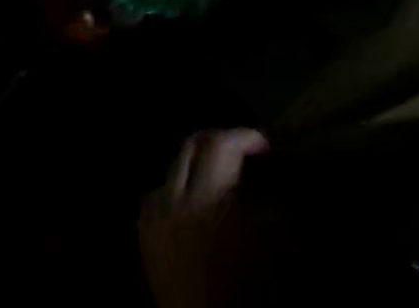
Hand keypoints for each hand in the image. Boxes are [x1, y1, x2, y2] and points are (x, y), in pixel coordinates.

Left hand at [140, 129, 271, 307]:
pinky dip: (175, 189)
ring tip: (219, 175)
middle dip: (222, 140)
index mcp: (210, 198)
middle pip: (192, 146)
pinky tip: (194, 201)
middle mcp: (176, 203)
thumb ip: (266, 188)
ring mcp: (154, 223)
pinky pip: (155, 198)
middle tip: (243, 152)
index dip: (248, 136)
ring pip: (171, 169)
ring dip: (197, 163)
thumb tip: (263, 163)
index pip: (223, 142)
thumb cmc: (249, 281)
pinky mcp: (145, 243)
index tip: (266, 149)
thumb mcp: (273, 228)